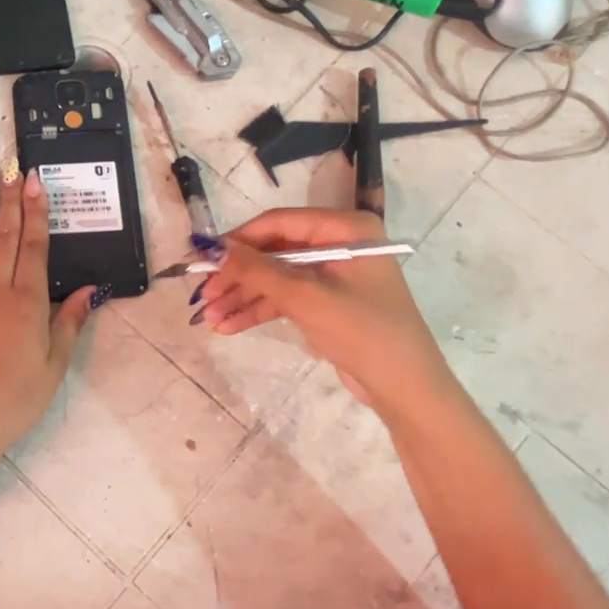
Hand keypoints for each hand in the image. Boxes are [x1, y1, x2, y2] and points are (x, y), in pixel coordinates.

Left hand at [0, 169, 100, 477]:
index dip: (36, 212)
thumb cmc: (16, 398)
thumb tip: (91, 289)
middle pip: (3, 236)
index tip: (35, 183)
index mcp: (27, 302)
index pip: (34, 246)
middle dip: (10, 201)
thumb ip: (69, 323)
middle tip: (12, 170)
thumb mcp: (54, 366)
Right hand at [194, 208, 453, 410]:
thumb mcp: (305, 297)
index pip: (278, 223)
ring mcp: (332, 274)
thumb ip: (257, 269)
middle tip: (203, 296)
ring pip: (274, 277)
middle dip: (236, 276)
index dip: (238, 240)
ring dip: (241, 297)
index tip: (203, 260)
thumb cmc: (362, 331)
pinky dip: (257, 310)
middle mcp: (339, 244)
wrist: (404, 386)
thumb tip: (213, 249)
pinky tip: (229, 326)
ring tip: (210, 318)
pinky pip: (283, 298)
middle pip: (272, 251)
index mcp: (345, 229)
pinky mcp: (326, 301)